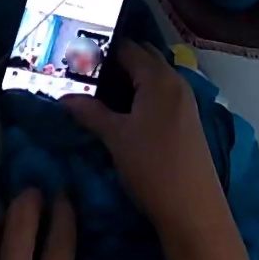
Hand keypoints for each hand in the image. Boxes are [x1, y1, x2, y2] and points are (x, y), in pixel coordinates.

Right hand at [62, 42, 226, 233]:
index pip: (127, 48)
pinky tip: (127, 110)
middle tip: (90, 72)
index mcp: (158, 77)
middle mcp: (175, 80)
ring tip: (103, 91)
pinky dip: (144, 91)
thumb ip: (90, 112)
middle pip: (144, 56)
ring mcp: (185, 98)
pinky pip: (163, 90)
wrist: (194, 211)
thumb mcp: (116, 138)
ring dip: (132, 76)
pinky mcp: (188, 117)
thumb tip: (64, 98)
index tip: (79, 56)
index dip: (103, 50)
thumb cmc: (152, 167)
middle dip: (118, 60)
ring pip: (154, 73)